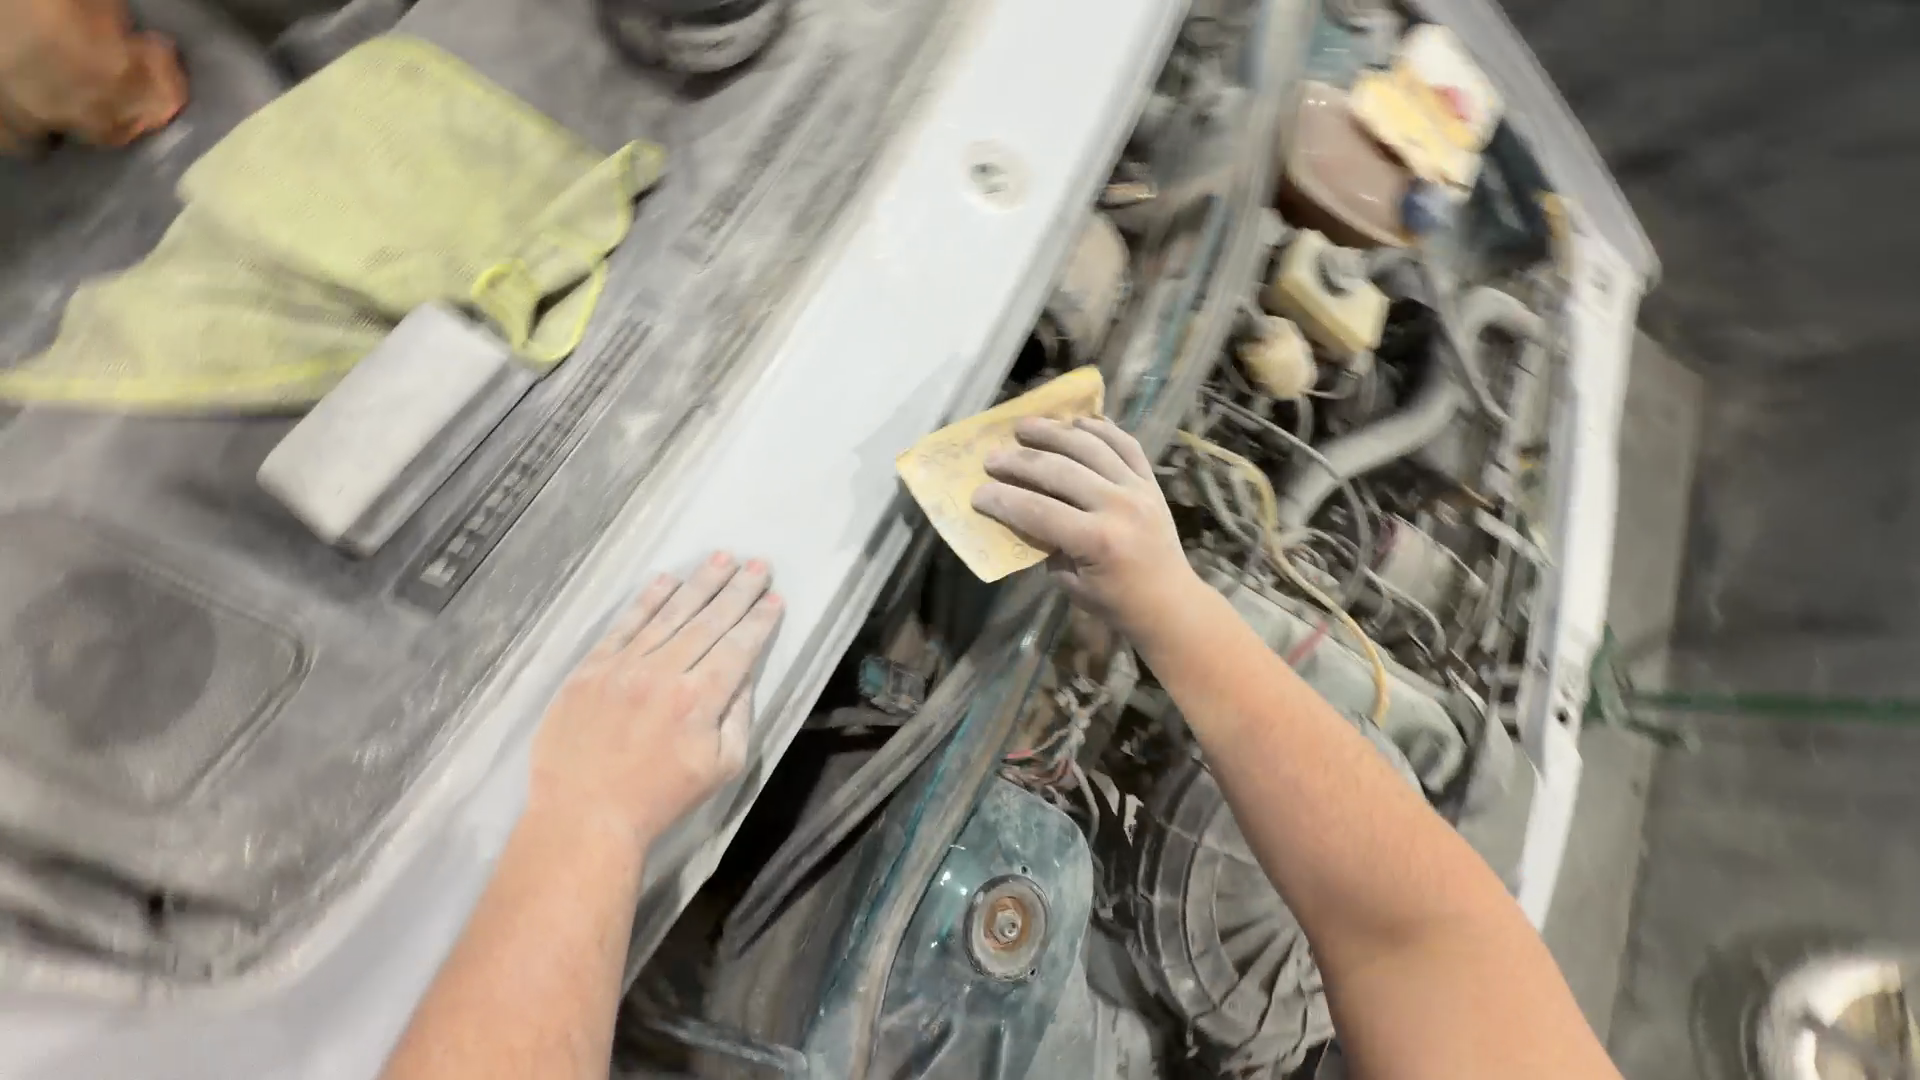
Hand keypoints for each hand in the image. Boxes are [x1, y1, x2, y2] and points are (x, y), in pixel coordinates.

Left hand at [529, 553, 782, 852]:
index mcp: (699, 699)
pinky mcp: (590, 669)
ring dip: (700, 583)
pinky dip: (647, 601)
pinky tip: (667, 580)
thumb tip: (743, 675)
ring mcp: (623, 666)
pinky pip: (624, 625)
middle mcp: (664, 672)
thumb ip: (739, 716)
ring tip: (722, 557)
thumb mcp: (722, 767)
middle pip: (709, 620)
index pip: (739, 646)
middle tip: (758, 564)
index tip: (775, 598)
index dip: (760, 620)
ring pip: (669, 614)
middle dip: (738, 590)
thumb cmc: (661, 797)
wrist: (582, 815)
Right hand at [972, 416, 1196, 643]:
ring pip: (1090, 447)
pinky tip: (1074, 422)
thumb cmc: (1116, 602)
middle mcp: (1118, 506)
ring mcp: (1138, 489)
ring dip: (1053, 433)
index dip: (1003, 500)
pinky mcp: (1150, 481)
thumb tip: (1021, 511)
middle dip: (1019, 462)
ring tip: (1024, 426)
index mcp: (1097, 540)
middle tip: (991, 457)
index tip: (977, 492)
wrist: (1171, 602)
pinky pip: (1124, 444)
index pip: (1038, 511)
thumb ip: (1046, 546)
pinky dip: (1099, 429)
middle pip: (1059, 472)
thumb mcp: (1070, 584)